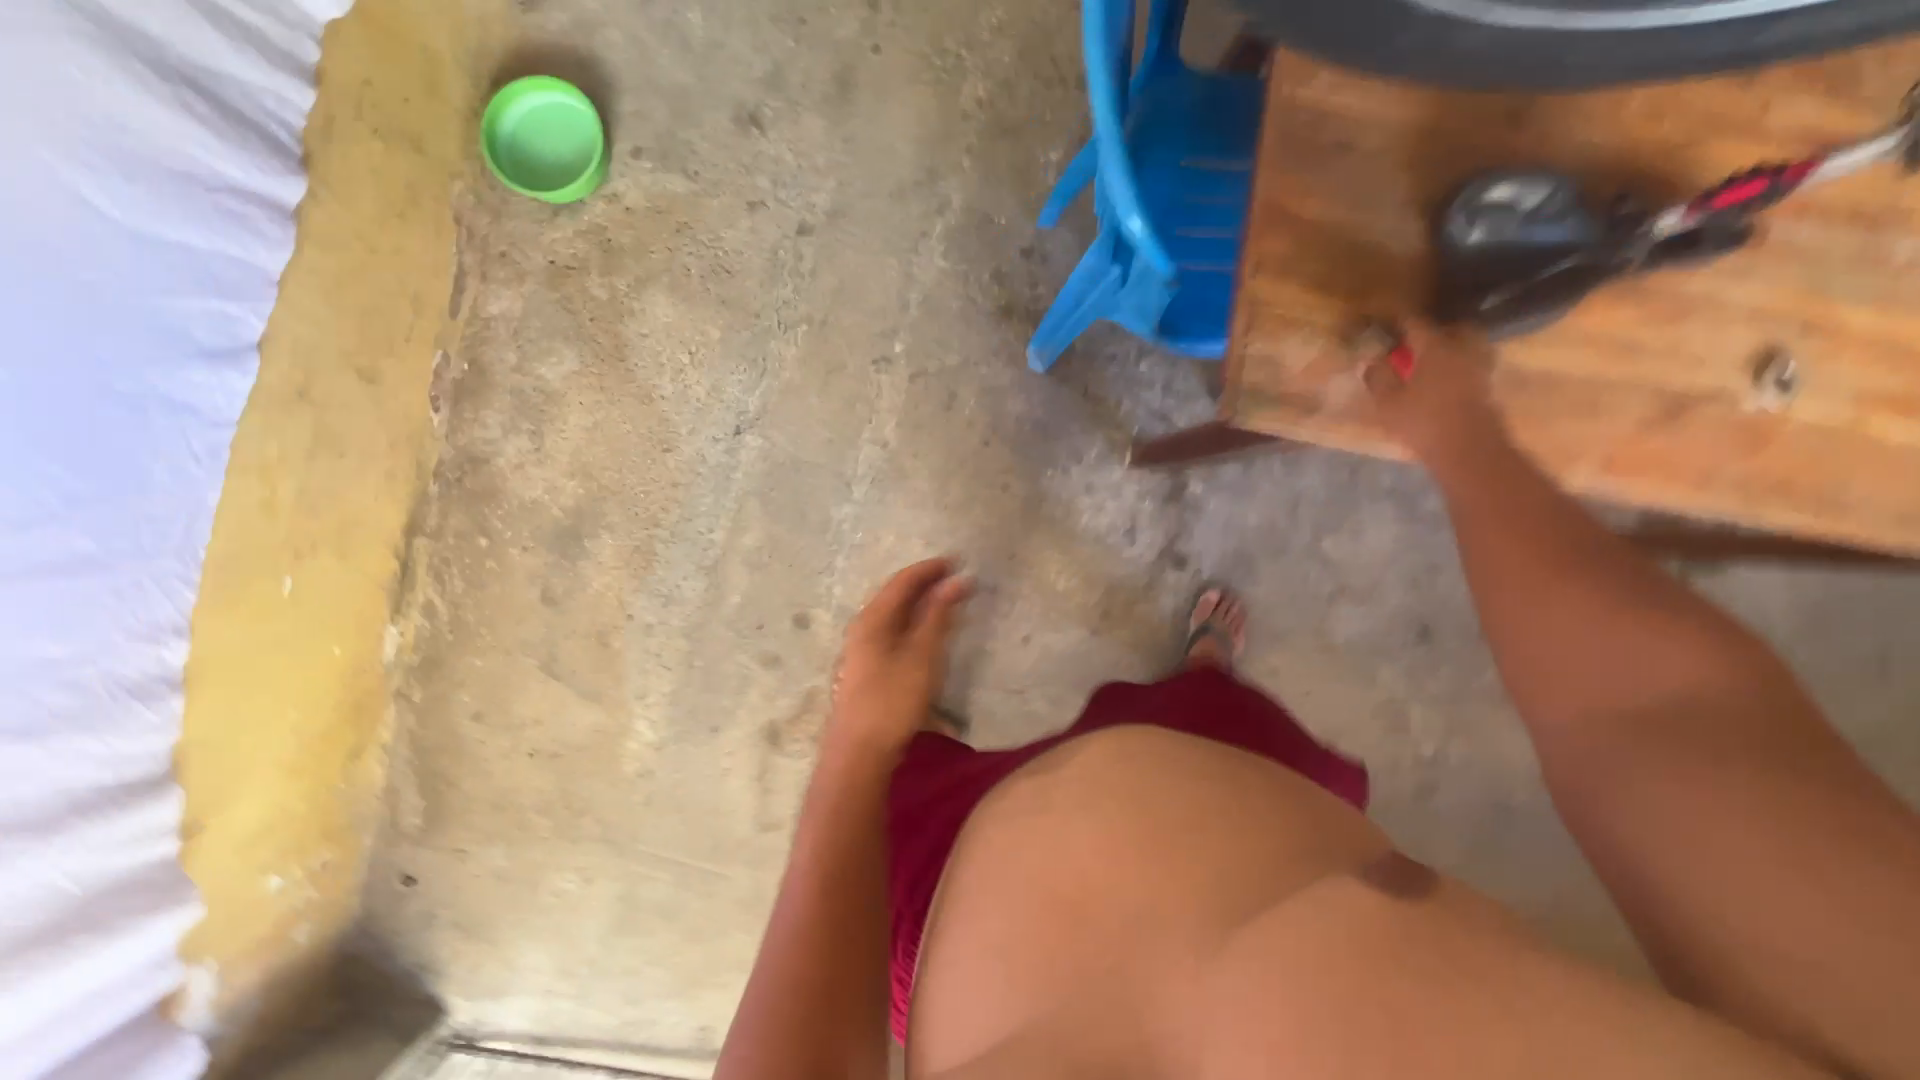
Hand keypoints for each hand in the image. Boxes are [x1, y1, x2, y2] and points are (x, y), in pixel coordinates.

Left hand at [827, 558, 972, 762]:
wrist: (859, 751)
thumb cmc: (892, 699)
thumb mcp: (922, 655)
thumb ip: (938, 616)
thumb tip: (955, 580)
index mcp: (872, 619)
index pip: (902, 581)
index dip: (930, 569)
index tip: (957, 561)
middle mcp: (862, 628)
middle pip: (895, 596)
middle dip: (925, 585)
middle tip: (954, 581)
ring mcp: (861, 651)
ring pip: (893, 617)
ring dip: (920, 607)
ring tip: (946, 606)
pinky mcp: (867, 670)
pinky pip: (893, 635)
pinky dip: (913, 628)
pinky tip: (927, 639)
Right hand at [1362, 320, 1510, 472]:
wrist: (1469, 449)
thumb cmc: (1423, 421)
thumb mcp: (1388, 402)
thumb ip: (1378, 378)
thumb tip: (1370, 361)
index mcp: (1435, 347)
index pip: (1416, 323)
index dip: (1401, 320)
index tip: (1389, 321)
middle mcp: (1462, 349)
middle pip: (1454, 328)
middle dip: (1437, 329)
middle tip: (1421, 338)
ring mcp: (1480, 368)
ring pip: (1469, 345)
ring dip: (1455, 346)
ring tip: (1437, 358)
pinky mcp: (1488, 387)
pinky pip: (1474, 366)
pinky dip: (1462, 366)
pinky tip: (1449, 378)